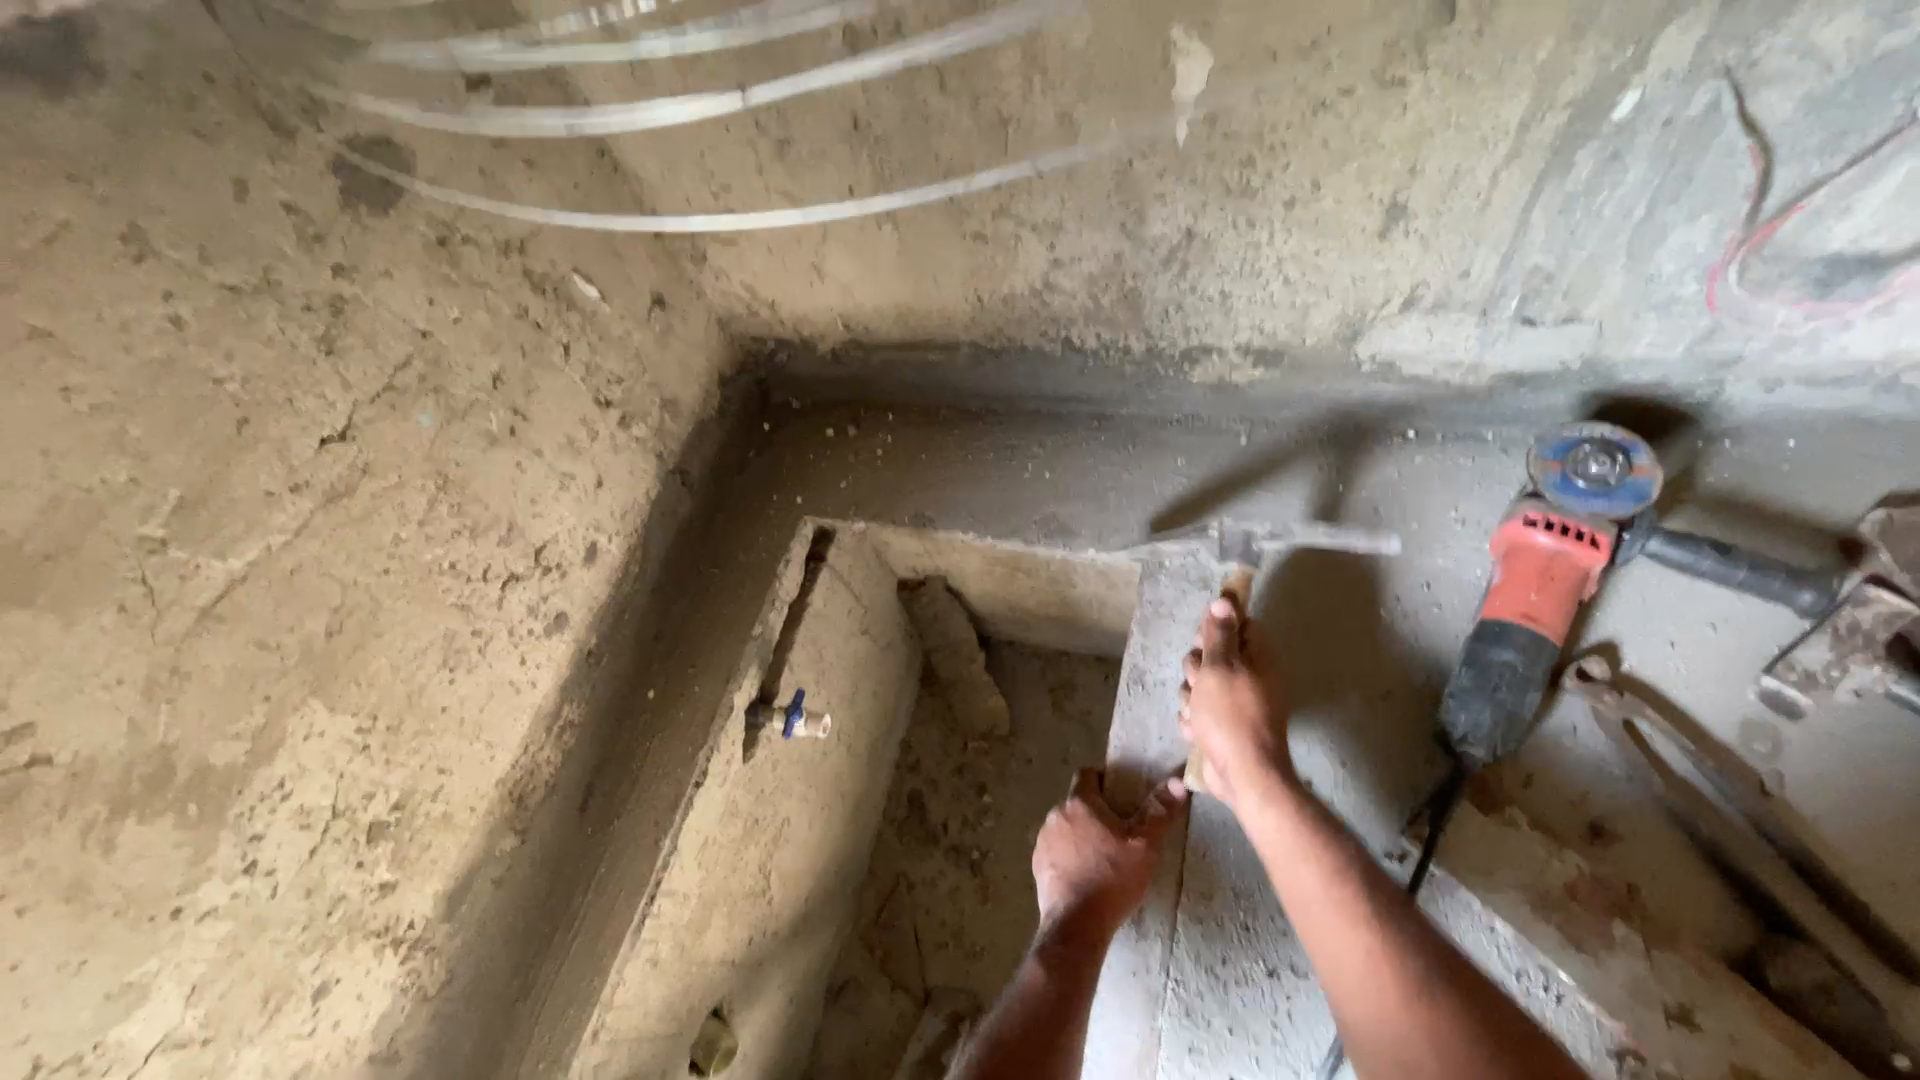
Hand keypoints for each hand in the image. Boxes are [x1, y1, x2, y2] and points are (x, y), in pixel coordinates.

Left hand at [1032, 769, 1187, 942]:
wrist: (1077, 923)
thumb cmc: (1113, 877)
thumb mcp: (1144, 845)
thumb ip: (1159, 811)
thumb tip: (1177, 782)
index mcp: (1079, 803)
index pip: (1087, 775)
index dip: (1104, 780)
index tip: (1120, 796)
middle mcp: (1055, 815)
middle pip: (1077, 802)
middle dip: (1096, 812)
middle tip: (1120, 831)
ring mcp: (1043, 841)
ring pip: (1066, 827)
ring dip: (1081, 835)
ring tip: (1104, 857)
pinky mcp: (1038, 865)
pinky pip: (1057, 850)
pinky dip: (1069, 856)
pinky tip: (1086, 876)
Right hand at [1179, 593, 1295, 812]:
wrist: (1242, 772)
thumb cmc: (1230, 714)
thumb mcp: (1220, 667)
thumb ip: (1219, 634)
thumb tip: (1225, 599)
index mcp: (1257, 658)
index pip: (1237, 626)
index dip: (1215, 630)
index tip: (1203, 641)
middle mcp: (1249, 677)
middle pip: (1211, 656)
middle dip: (1196, 670)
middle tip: (1200, 683)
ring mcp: (1235, 703)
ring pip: (1198, 686)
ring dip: (1191, 699)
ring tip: (1198, 714)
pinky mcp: (1221, 726)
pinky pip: (1198, 712)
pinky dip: (1194, 721)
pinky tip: (1197, 731)